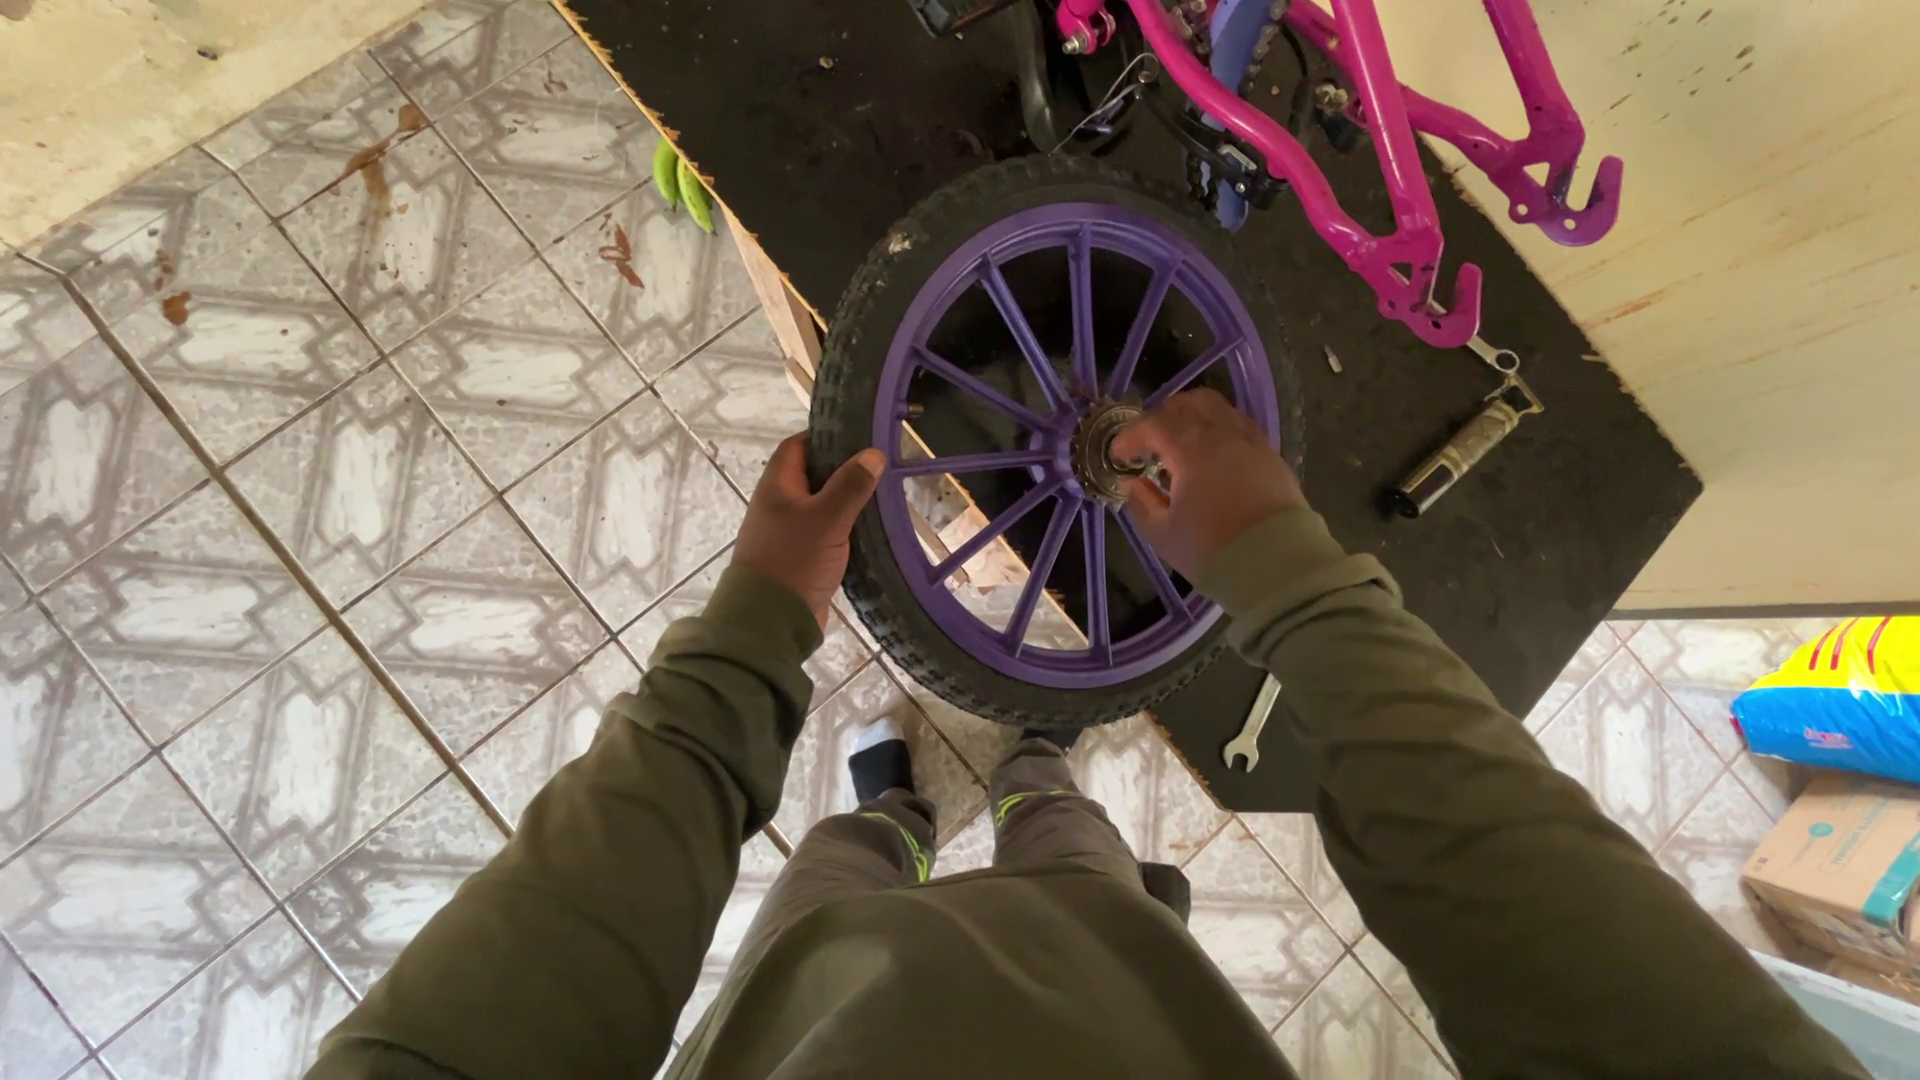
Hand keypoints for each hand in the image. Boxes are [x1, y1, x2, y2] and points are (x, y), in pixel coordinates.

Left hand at [734, 434, 884, 627]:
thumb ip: (850, 486)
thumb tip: (873, 454)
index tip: (857, 434)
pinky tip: (870, 528)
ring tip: (881, 492)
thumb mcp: (826, 519)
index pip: (797, 446)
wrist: (771, 620)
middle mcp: (779, 504)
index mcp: (777, 486)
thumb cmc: (793, 561)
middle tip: (878, 463)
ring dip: (846, 499)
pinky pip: (825, 531)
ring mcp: (788, 531)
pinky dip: (845, 526)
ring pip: (820, 504)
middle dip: (842, 468)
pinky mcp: (801, 556)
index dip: (824, 435)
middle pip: (811, 474)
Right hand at [1109, 388, 1305, 579]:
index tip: (1118, 456)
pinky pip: (1241, 427)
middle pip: (1190, 403)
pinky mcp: (1272, 457)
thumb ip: (1142, 503)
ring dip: (1194, 417)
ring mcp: (1252, 443)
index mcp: (1192, 450)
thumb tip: (1134, 483)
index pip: (1153, 426)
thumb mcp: (1162, 534)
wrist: (1276, 566)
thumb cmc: (1211, 550)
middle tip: (1149, 440)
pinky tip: (1212, 455)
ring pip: (1220, 409)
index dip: (1130, 436)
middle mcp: (1224, 436)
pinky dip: (1220, 431)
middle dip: (1163, 415)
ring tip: (1182, 443)